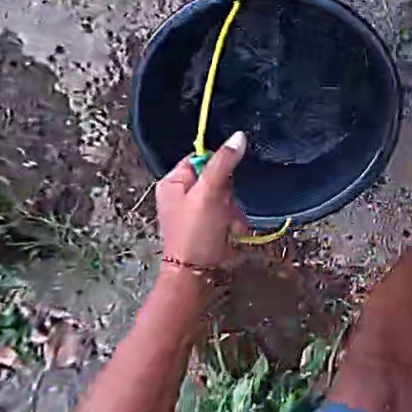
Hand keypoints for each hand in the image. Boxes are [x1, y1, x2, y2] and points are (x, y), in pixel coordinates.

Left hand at [155, 130, 247, 269]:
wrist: (196, 275)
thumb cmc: (195, 233)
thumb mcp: (209, 193)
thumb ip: (223, 163)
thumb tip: (239, 136)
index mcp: (172, 182)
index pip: (200, 157)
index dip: (217, 164)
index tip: (224, 178)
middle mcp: (181, 193)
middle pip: (216, 175)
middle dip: (227, 190)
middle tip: (222, 205)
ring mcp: (194, 209)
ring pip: (225, 193)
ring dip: (232, 206)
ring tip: (226, 220)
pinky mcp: (207, 223)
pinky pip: (227, 210)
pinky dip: (232, 218)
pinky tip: (229, 228)